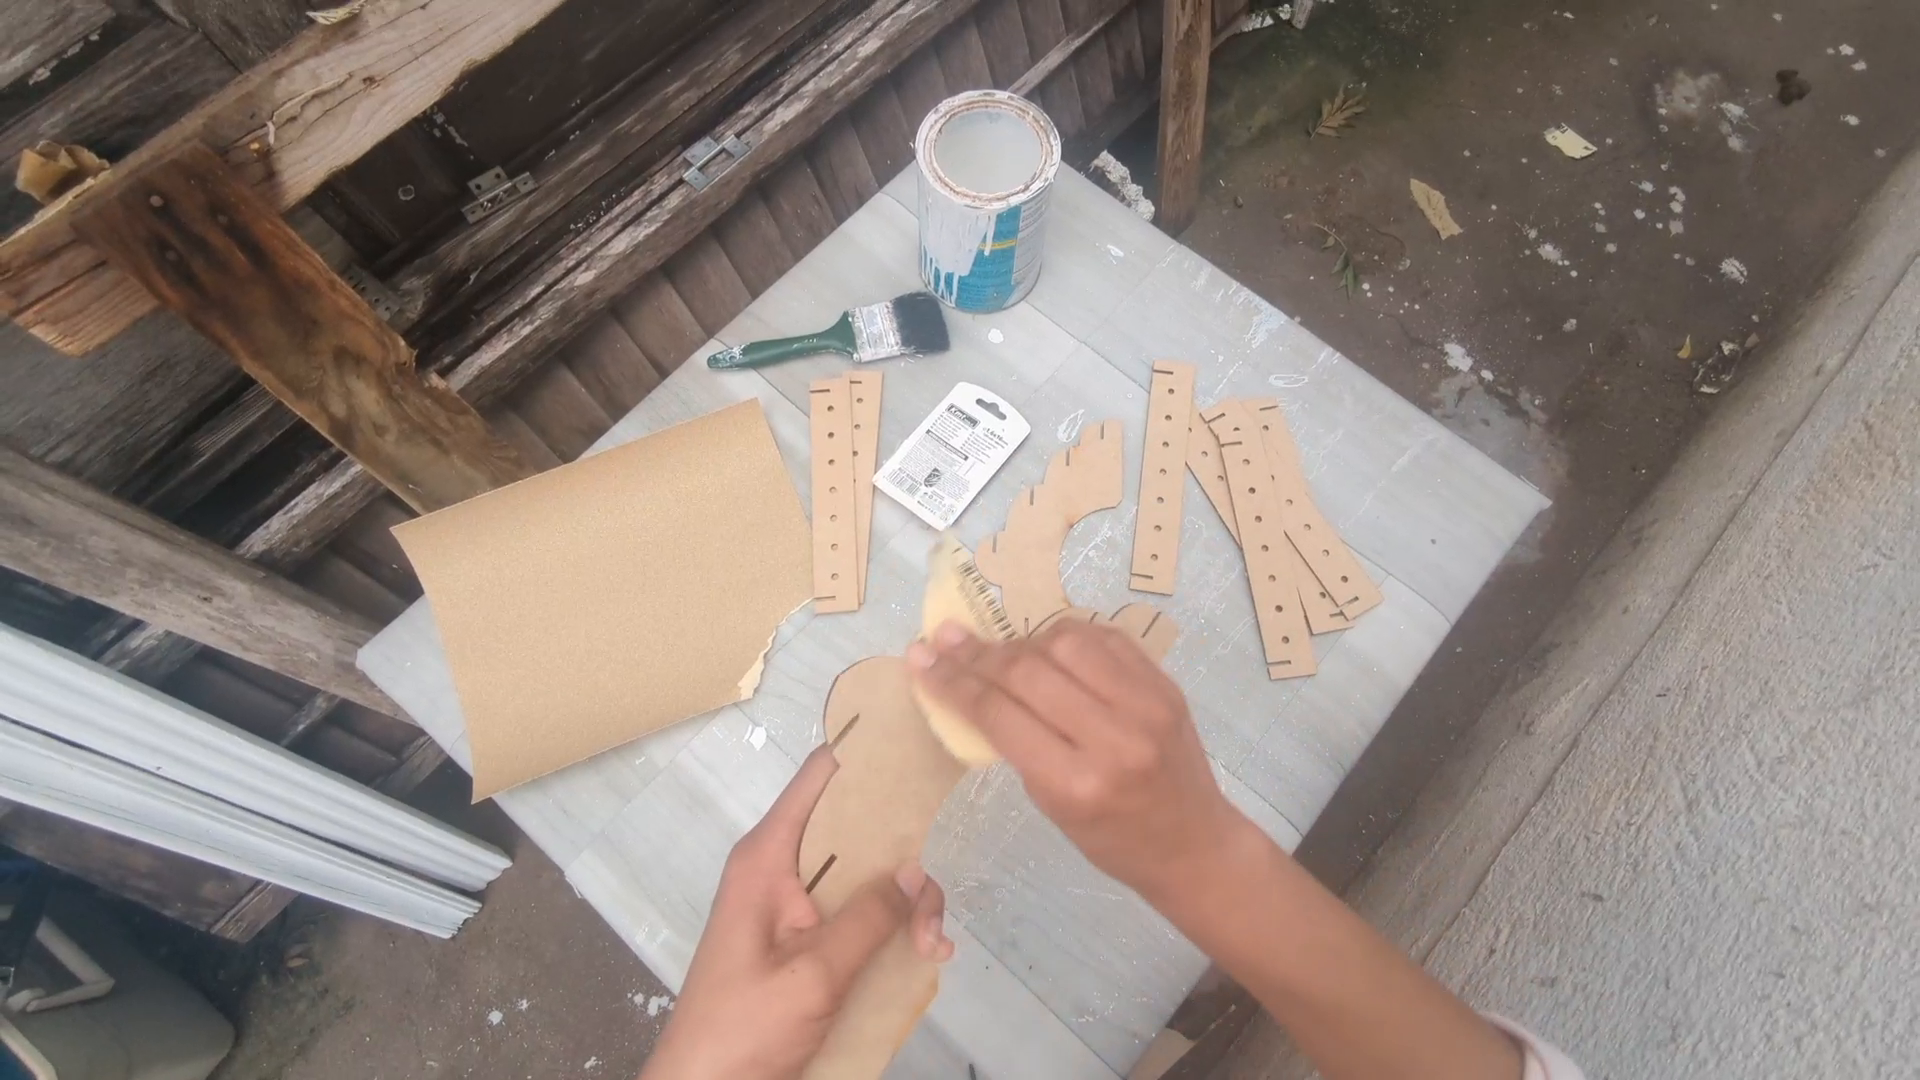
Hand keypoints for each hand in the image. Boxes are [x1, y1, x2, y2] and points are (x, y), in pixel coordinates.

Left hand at [639, 747, 952, 1079]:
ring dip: (906, 902)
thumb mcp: (812, 974)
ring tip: (931, 946)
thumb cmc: (741, 1031)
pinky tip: (922, 956)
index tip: (918, 746)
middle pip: (858, 826)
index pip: (822, 773)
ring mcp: (799, 901)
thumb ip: (868, 917)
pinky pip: (862, 911)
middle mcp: (785, 864)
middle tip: (933, 897)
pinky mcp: (810, 935)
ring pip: (868, 871)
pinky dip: (894, 927)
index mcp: (770, 853)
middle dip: (904, 853)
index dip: (866, 751)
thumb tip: (918, 867)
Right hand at [907, 618, 1244, 904]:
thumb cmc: (1111, 840)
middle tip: (946, 639)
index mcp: (1074, 784)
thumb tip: (971, 680)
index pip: (998, 714)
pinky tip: (1049, 645)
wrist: (1193, 843)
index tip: (921, 659)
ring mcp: (1145, 704)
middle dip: (977, 653)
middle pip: (1027, 670)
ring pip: (1065, 641)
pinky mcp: (1164, 683)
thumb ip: (1015, 742)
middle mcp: (1113, 737)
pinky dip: (1067, 635)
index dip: (952, 681)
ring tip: (1005, 651)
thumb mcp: (1049, 805)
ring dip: (1024, 640)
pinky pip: (1104, 637)